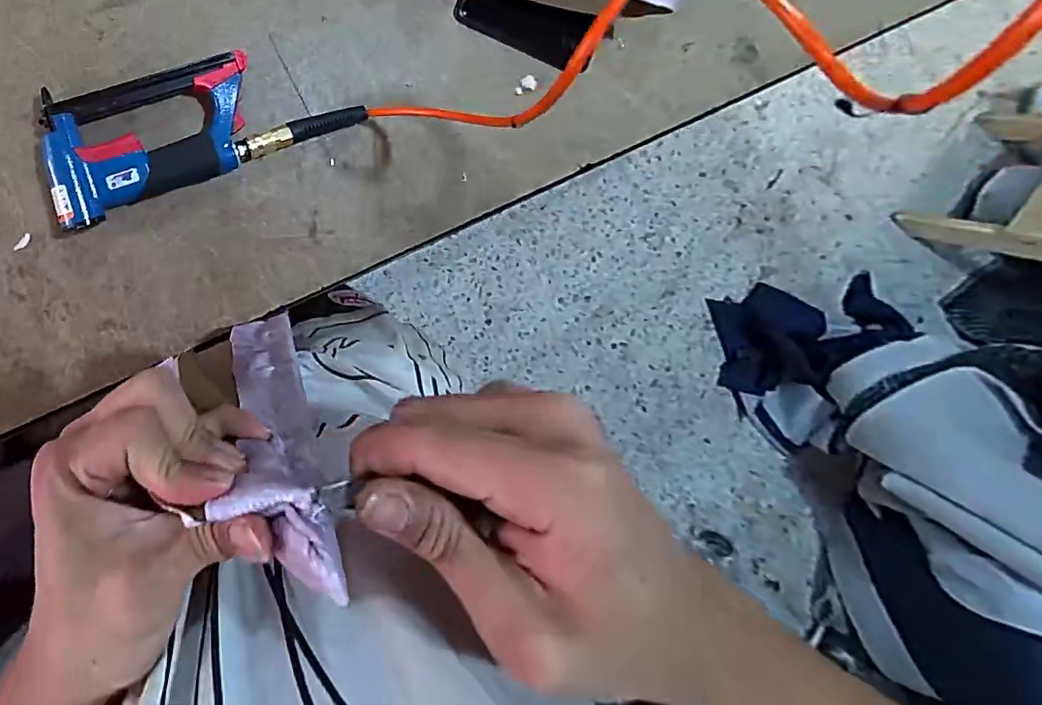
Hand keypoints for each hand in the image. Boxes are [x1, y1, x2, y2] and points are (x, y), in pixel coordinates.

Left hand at [0, 364, 274, 704]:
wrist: (84, 656)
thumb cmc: (100, 619)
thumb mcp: (156, 575)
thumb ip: (212, 538)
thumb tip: (266, 525)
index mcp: (70, 461)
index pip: (135, 428)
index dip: (177, 463)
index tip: (209, 502)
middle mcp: (88, 437)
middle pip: (152, 396)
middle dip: (192, 436)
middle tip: (222, 483)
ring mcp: (115, 439)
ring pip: (170, 399)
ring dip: (207, 432)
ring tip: (238, 470)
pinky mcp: (144, 452)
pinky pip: (183, 419)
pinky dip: (217, 428)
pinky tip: (251, 439)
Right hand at [350, 387, 877, 704]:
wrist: (680, 620)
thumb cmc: (604, 640)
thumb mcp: (521, 631)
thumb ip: (445, 553)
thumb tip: (371, 494)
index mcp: (557, 480)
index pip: (434, 441)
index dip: (378, 462)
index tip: (360, 503)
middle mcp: (555, 418)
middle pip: (429, 416)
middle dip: (402, 464)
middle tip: (419, 525)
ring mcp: (554, 403)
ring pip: (439, 407)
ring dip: (426, 456)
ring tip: (460, 514)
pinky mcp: (548, 402)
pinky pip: (463, 407)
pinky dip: (451, 445)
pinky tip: (480, 489)